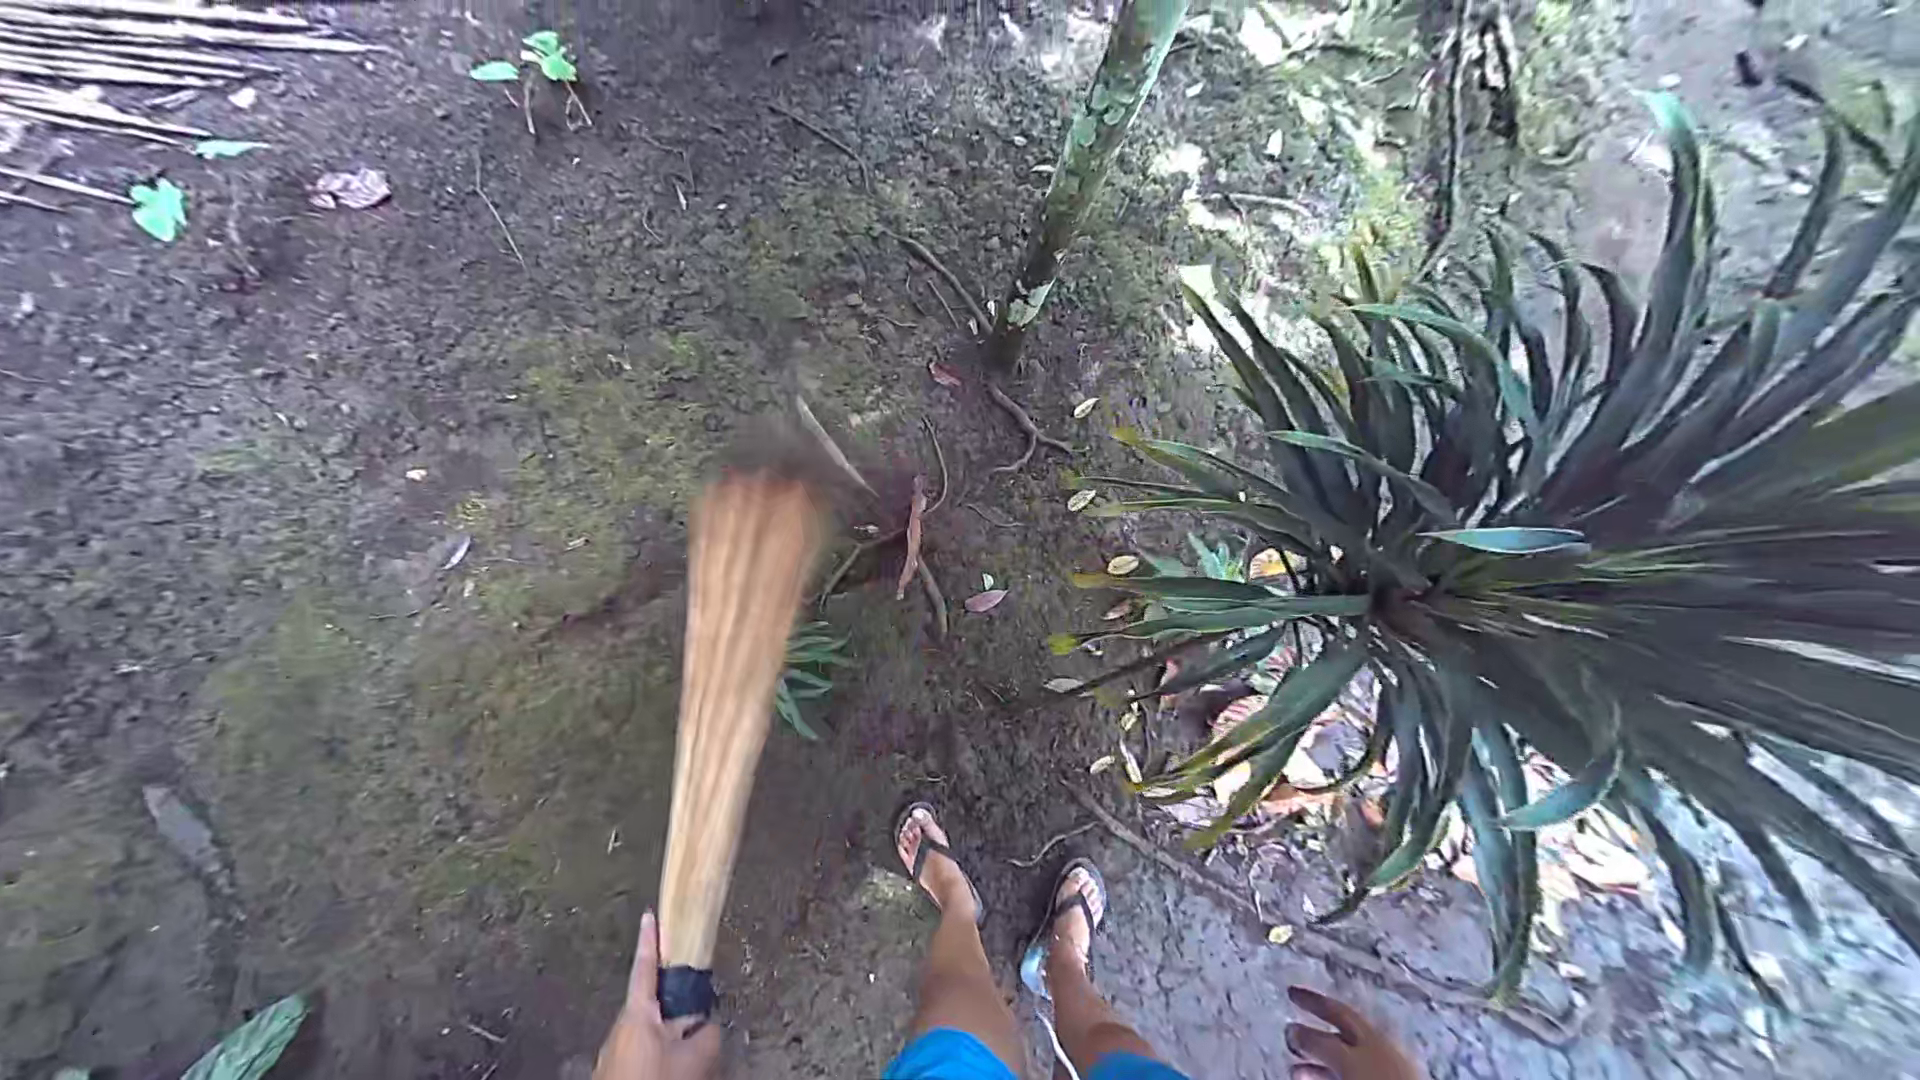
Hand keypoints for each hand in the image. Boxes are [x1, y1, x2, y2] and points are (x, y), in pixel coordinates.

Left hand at [594, 912, 722, 1079]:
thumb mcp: (697, 1057)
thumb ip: (707, 1030)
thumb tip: (704, 1022)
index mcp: (637, 1016)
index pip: (645, 968)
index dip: (650, 940)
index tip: (650, 916)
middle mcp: (620, 1031)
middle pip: (653, 1005)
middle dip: (674, 1007)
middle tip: (693, 1018)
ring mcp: (613, 1058)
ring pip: (649, 1034)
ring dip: (668, 1037)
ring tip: (685, 1058)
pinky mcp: (613, 1076)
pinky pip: (643, 1056)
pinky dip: (659, 1058)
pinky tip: (672, 1072)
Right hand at [1285, 986, 1420, 1079]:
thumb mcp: (1344, 1059)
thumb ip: (1318, 1042)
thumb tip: (1292, 1029)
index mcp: (1370, 1033)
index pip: (1336, 1008)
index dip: (1312, 999)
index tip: (1290, 991)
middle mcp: (1375, 1050)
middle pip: (1338, 1036)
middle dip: (1311, 1033)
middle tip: (1288, 1031)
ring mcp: (1378, 1073)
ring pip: (1340, 1062)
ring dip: (1315, 1064)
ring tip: (1294, 1070)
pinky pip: (1344, 1076)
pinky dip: (1325, 1076)